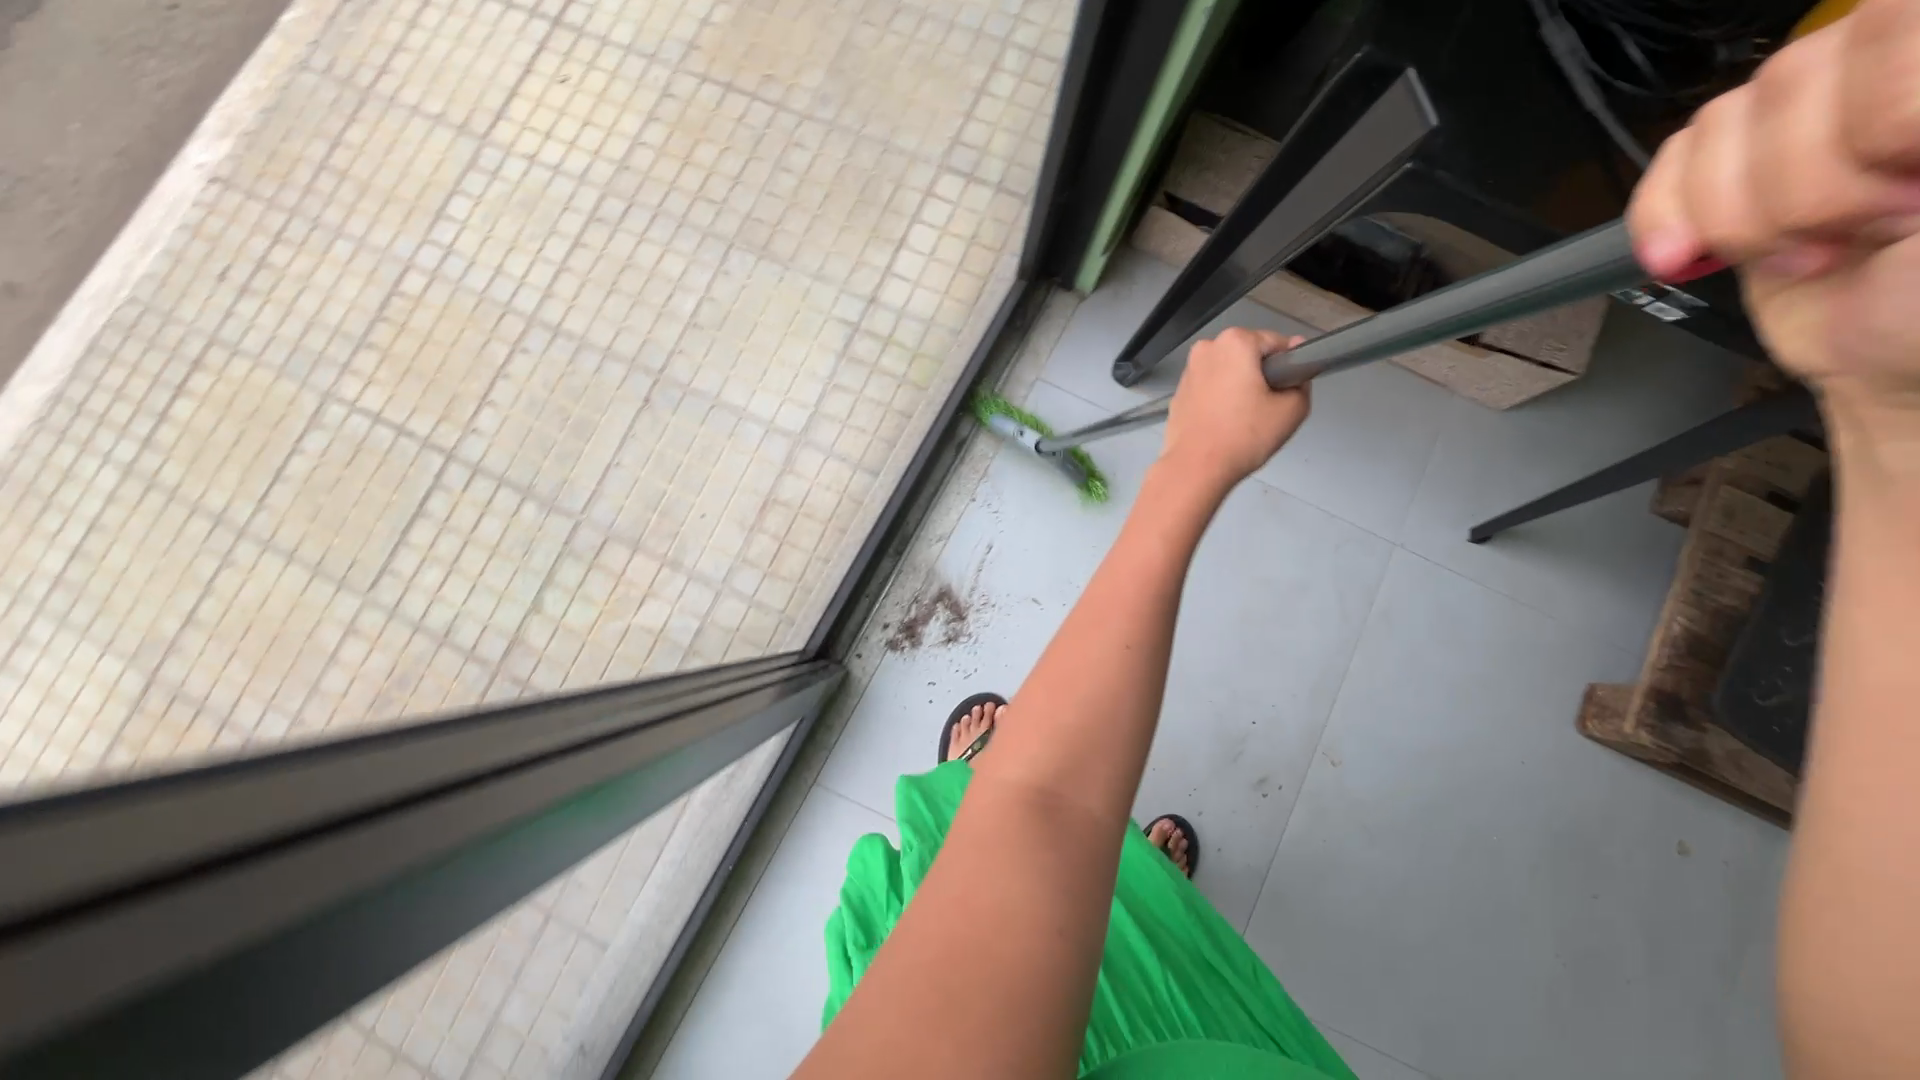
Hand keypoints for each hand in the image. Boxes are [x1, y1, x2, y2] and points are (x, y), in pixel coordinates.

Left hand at [1159, 327, 1309, 491]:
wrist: (1195, 468)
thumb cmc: (1243, 437)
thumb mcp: (1292, 409)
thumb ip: (1303, 381)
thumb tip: (1297, 368)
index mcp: (1235, 342)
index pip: (1277, 344)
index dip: (1290, 367)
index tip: (1290, 390)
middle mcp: (1207, 349)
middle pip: (1250, 357)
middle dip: (1262, 377)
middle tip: (1269, 409)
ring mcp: (1189, 372)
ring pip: (1229, 374)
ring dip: (1240, 389)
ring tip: (1247, 420)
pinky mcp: (1179, 394)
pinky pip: (1210, 390)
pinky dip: (1220, 401)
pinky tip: (1226, 425)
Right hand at [1628, 0, 1919, 438]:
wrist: (1890, 358)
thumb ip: (1910, 138)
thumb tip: (1875, 126)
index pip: (1890, 23)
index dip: (1883, 111)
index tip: (1912, 185)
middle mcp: (1882, 70)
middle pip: (1792, 80)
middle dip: (1810, 183)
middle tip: (1874, 228)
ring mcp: (1803, 118)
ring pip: (1721, 125)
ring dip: (1743, 215)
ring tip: (1810, 252)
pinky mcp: (1731, 168)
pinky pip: (1667, 163)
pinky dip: (1665, 217)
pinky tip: (1691, 254)